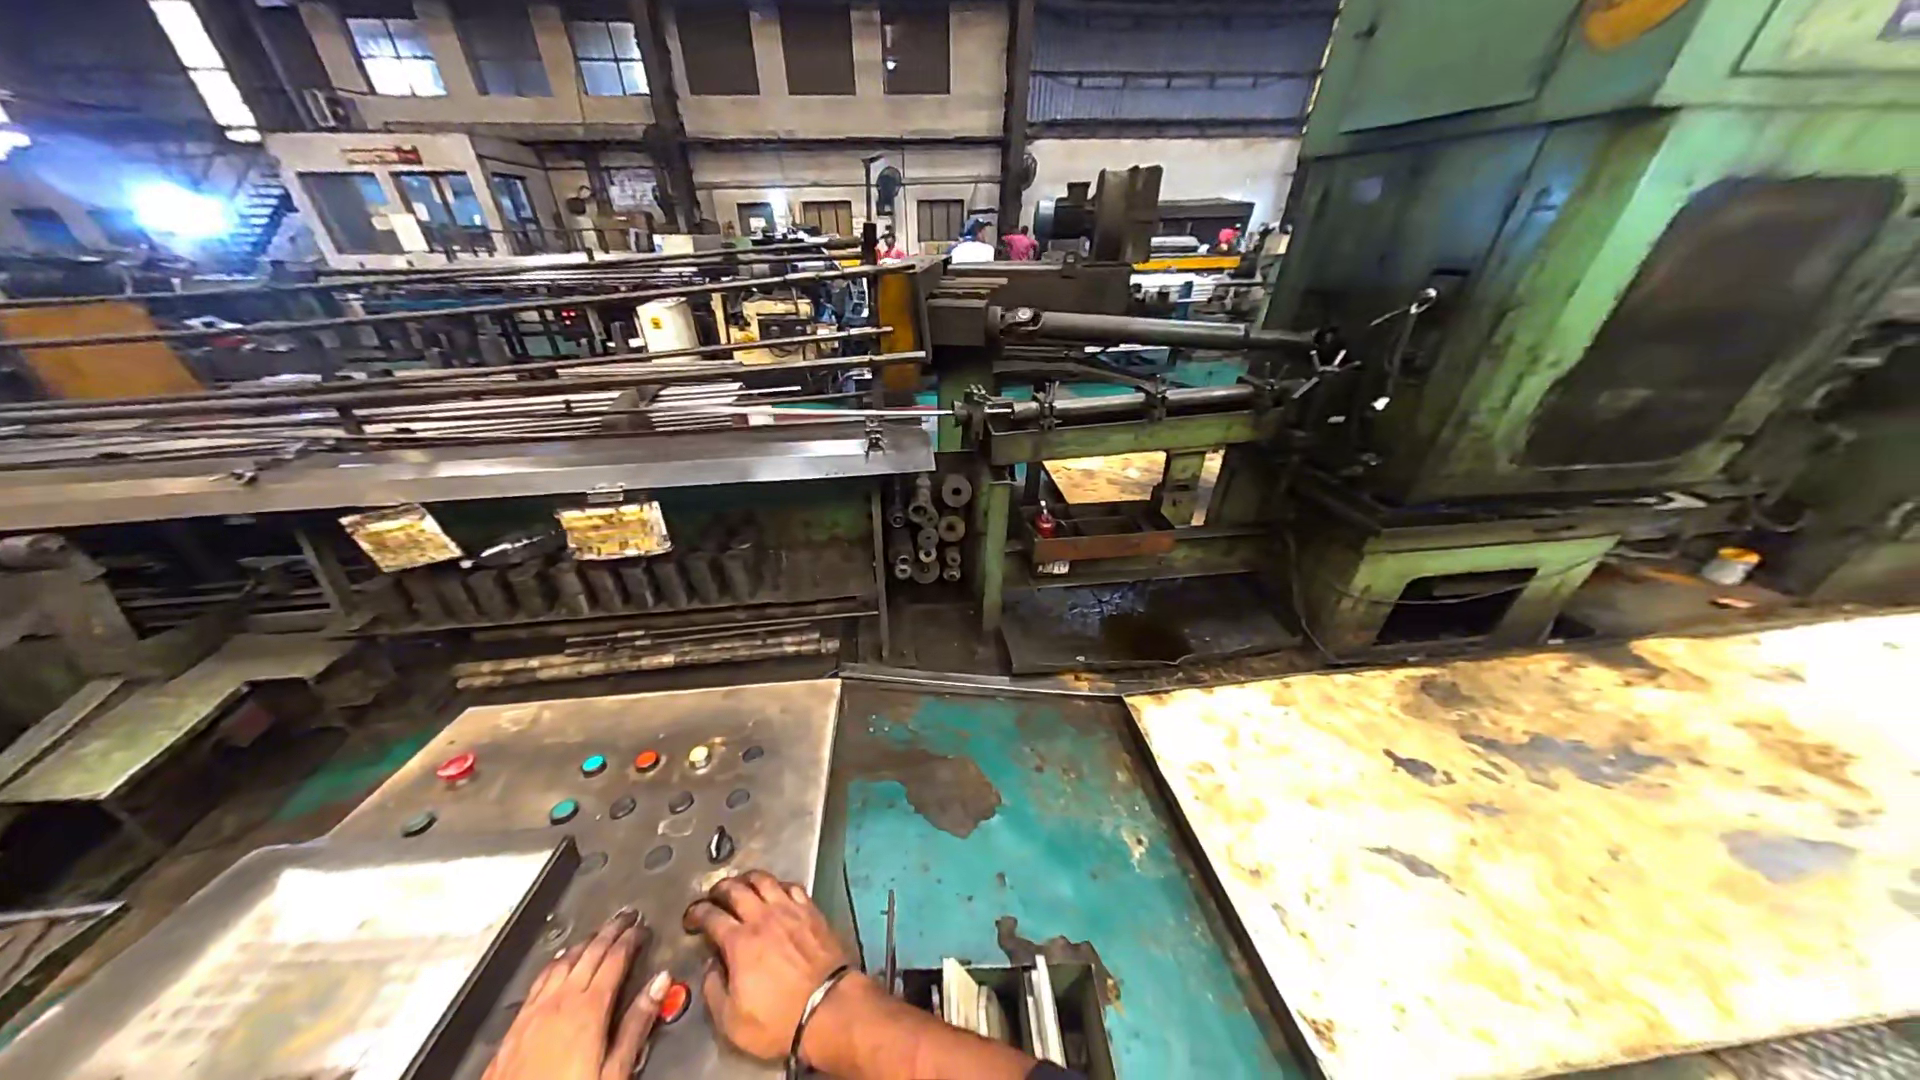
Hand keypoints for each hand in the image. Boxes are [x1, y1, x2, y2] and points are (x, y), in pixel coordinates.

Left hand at [484, 908, 669, 1079]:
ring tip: (597, 934)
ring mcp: (533, 1014)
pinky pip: (539, 980)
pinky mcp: (513, 1029)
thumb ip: (637, 1024)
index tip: (643, 928)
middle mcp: (559, 1003)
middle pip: (590, 952)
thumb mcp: (614, 1073)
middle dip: (611, 930)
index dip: (632, 938)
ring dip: (584, 943)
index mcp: (588, 1009)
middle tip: (626, 917)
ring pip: (562, 962)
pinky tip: (558, 964)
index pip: (616, 958)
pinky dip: (556, 963)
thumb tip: (661, 982)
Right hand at [682, 870, 851, 1061]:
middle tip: (713, 894)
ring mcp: (790, 909)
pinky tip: (776, 890)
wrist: (827, 1006)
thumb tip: (711, 965)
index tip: (691, 917)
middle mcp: (763, 917)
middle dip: (720, 888)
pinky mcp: (811, 910)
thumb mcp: (731, 1020)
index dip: (697, 913)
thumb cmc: (777, 1019)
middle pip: (737, 889)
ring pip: (765, 880)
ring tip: (742, 882)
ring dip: (749, 878)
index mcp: (740, 942)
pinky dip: (779, 884)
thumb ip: (714, 989)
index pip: (712, 916)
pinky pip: (792, 886)